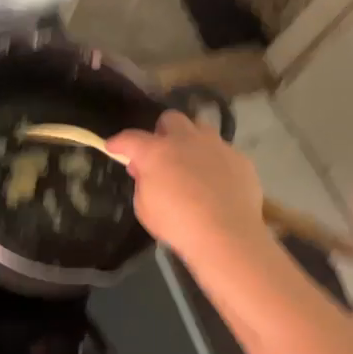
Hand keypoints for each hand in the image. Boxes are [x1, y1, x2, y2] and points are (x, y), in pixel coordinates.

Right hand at [108, 111, 266, 258]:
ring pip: (201, 130)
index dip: (119, 143)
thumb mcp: (144, 207)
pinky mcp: (239, 159)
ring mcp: (216, 146)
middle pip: (171, 119)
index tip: (113, 147)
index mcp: (157, 152)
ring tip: (191, 164)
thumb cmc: (176, 224)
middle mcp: (187, 140)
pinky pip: (222, 152)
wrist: (225, 234)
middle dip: (162, 132)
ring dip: (191, 141)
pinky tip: (216, 183)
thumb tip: (144, 170)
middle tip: (161, 153)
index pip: (130, 139)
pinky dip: (214, 162)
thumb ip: (142, 183)